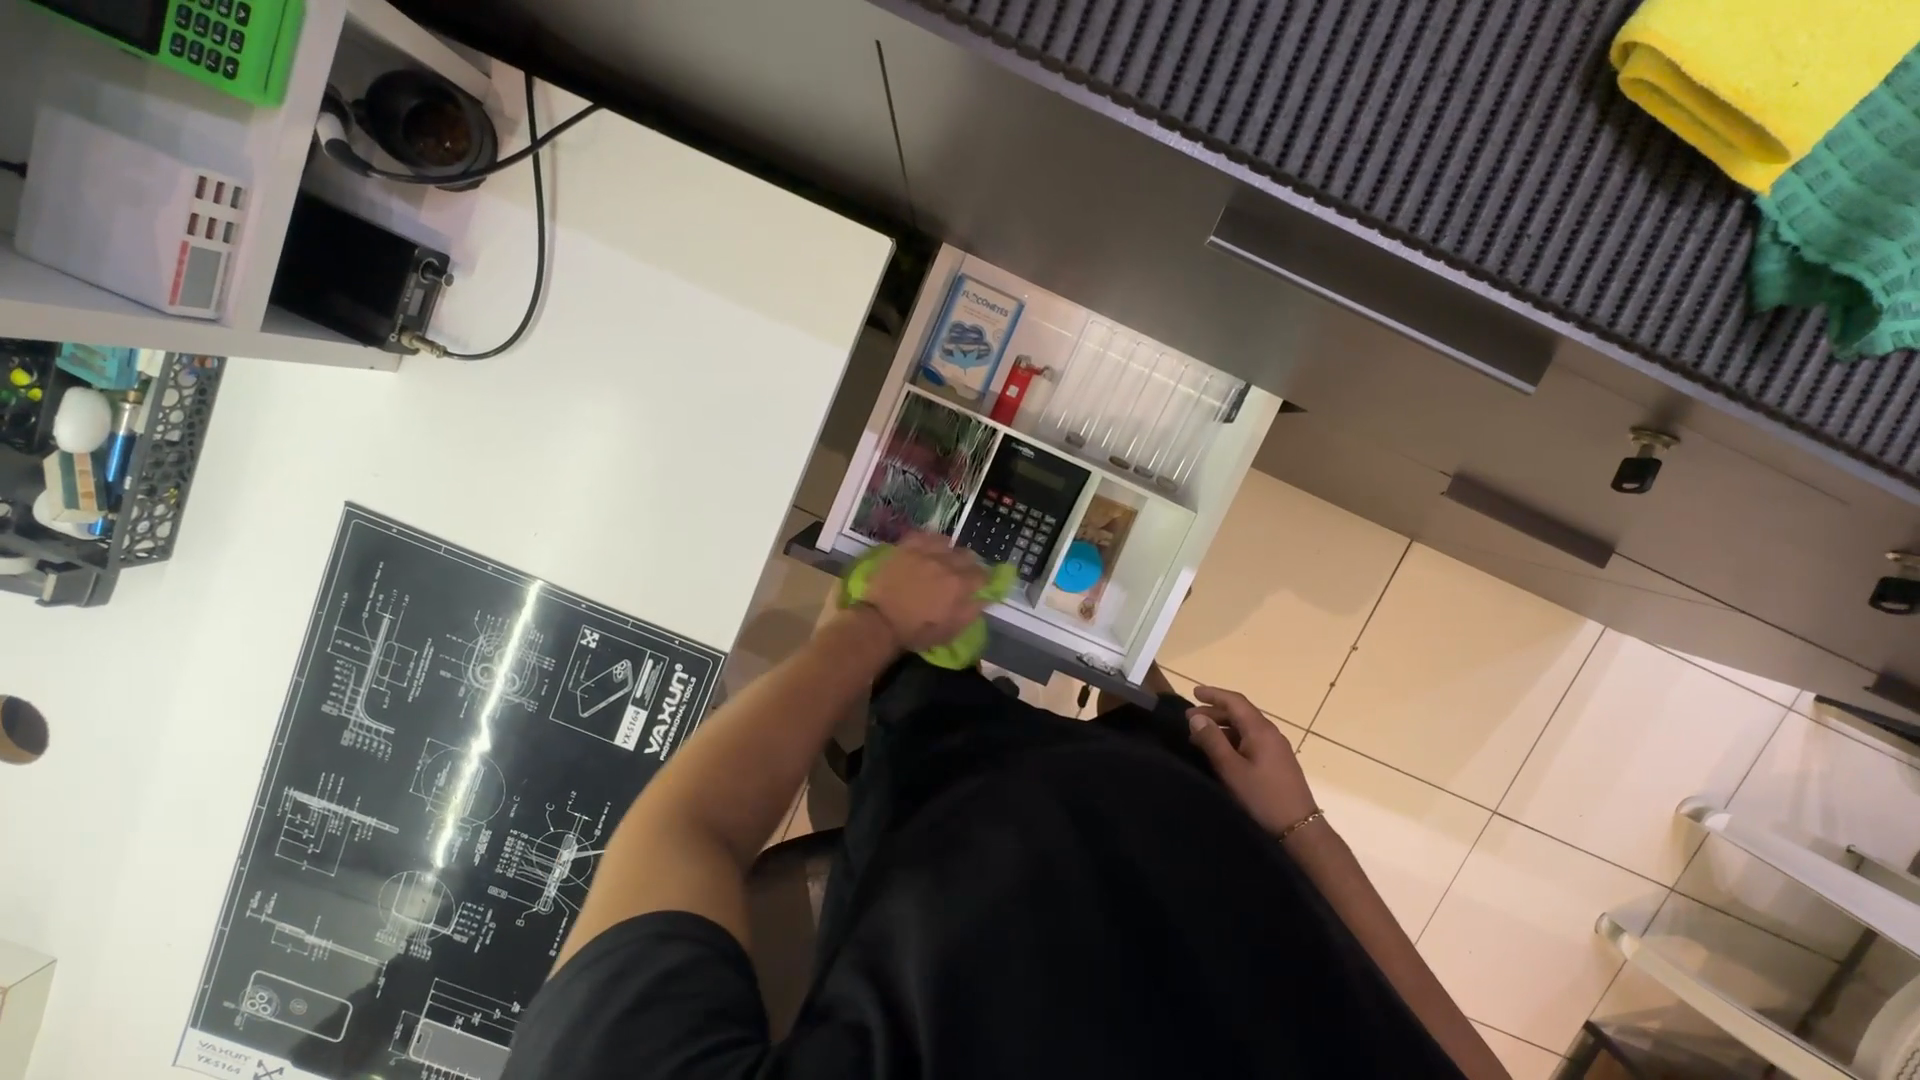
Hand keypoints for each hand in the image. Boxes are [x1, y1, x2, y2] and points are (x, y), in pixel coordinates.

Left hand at [859, 532, 989, 652]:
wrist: (880, 622)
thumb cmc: (916, 631)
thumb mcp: (950, 631)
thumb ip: (971, 612)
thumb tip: (985, 598)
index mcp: (960, 585)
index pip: (982, 574)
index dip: (982, 579)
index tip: (977, 585)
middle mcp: (946, 564)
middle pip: (967, 555)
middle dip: (968, 564)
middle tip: (960, 573)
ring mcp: (925, 553)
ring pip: (947, 542)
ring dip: (949, 551)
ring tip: (942, 559)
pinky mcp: (906, 547)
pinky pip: (924, 535)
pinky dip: (929, 540)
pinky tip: (927, 548)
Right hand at [1186, 686, 1318, 837]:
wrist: (1298, 828)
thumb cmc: (1262, 797)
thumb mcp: (1231, 769)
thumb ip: (1212, 741)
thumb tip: (1196, 717)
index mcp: (1261, 730)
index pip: (1235, 701)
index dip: (1213, 694)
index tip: (1193, 692)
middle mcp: (1271, 733)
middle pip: (1240, 713)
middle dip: (1215, 712)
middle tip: (1190, 719)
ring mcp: (1276, 748)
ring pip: (1245, 728)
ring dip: (1222, 727)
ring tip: (1200, 737)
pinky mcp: (1277, 762)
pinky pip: (1251, 740)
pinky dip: (1233, 740)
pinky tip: (1221, 753)